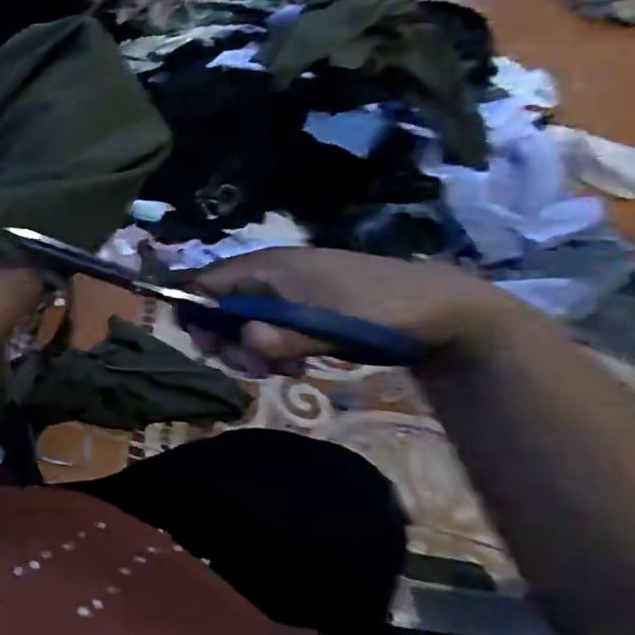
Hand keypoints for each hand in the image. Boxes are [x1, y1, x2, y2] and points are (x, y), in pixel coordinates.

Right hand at [186, 248, 519, 375]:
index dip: (194, 312)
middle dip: (227, 340)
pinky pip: (266, 327)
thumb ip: (284, 336)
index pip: (203, 281)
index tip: (210, 348)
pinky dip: (271, 348)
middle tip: (256, 367)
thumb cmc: (381, 310)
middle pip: (217, 305)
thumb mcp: (331, 326)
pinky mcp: (300, 307)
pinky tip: (297, 364)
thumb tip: (244, 341)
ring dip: (251, 350)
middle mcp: (268, 274)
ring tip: (283, 368)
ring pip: (241, 321)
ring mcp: (284, 290)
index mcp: (267, 266)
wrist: (440, 307)